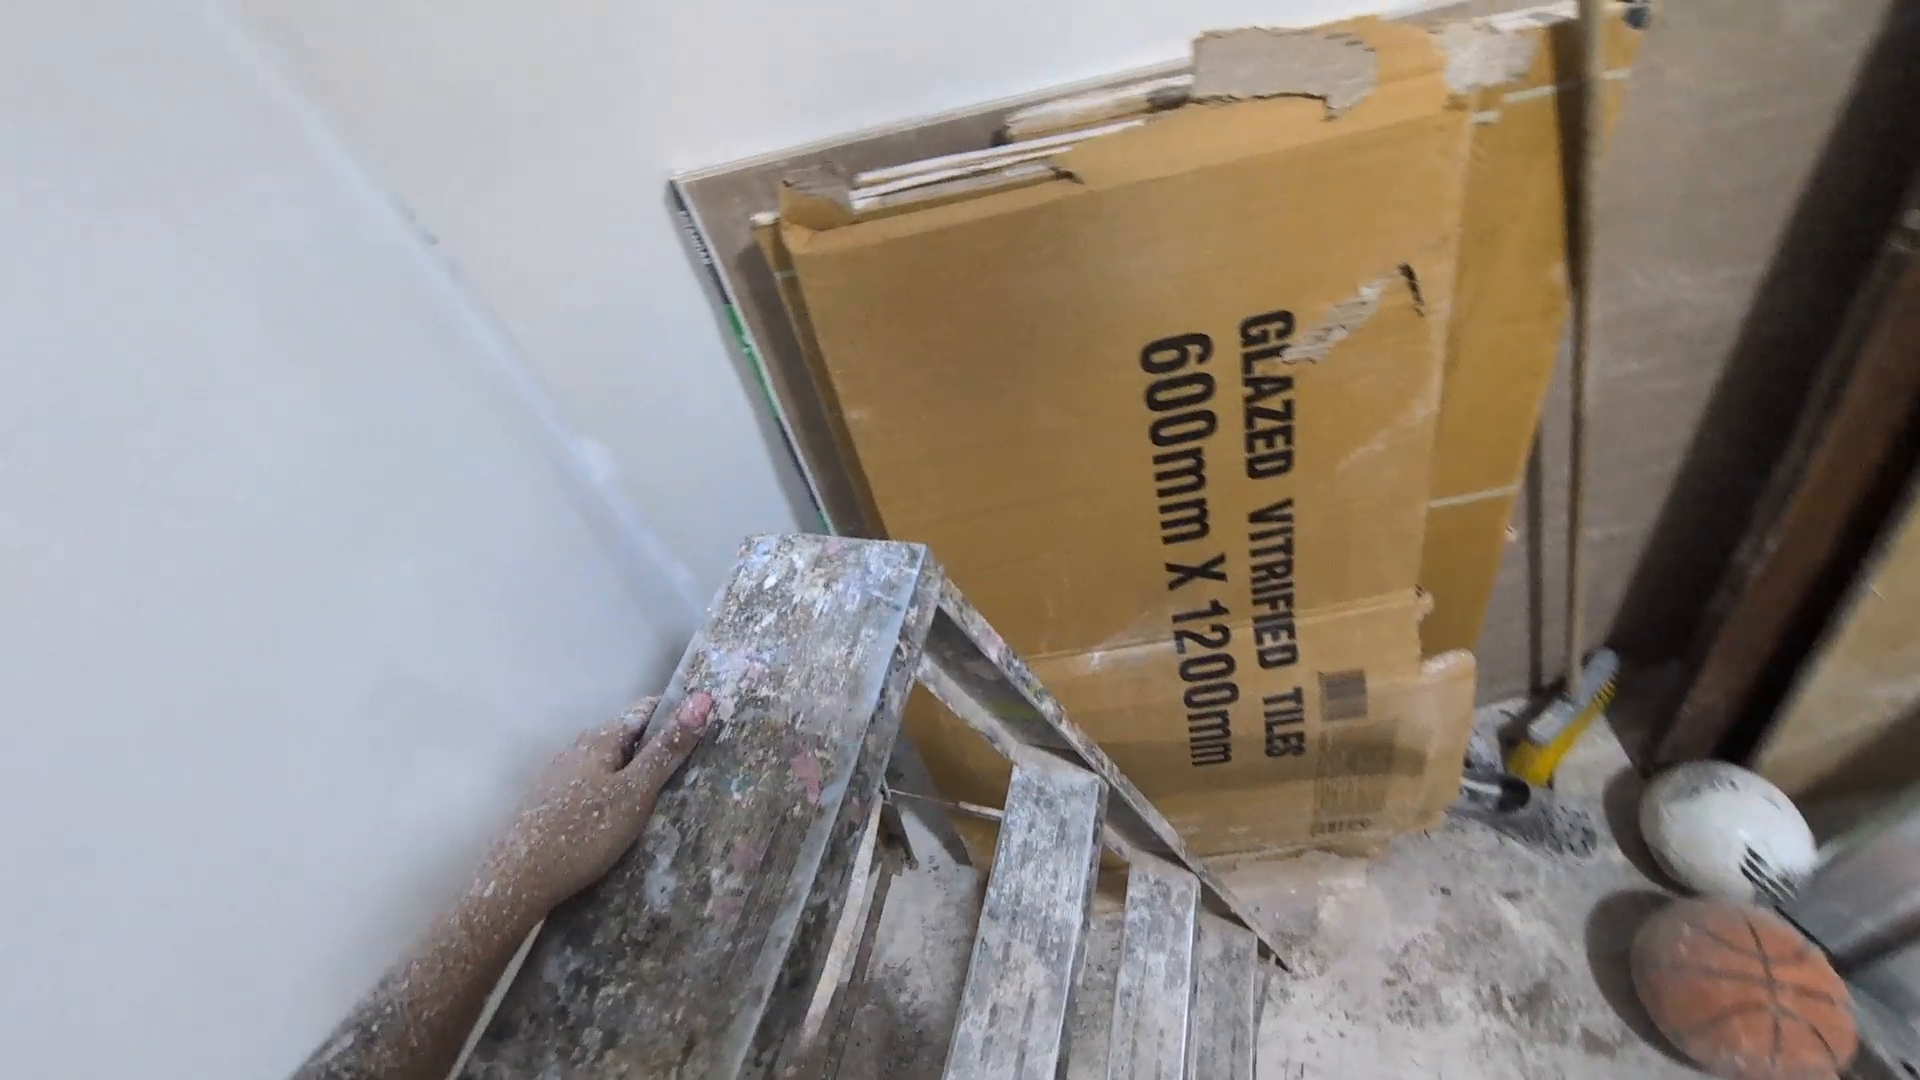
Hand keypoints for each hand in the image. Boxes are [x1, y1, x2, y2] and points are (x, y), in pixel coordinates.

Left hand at [485, 691, 714, 915]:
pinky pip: (597, 783)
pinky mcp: (552, 801)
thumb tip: (703, 699)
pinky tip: (626, 816)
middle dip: (660, 746)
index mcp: (601, 737)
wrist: (515, 886)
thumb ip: (668, 748)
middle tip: (693, 769)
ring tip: (666, 795)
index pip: (648, 708)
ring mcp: (561, 774)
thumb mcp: (636, 791)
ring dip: (639, 771)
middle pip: (630, 735)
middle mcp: (579, 747)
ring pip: (612, 761)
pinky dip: (618, 790)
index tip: (705, 735)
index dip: (677, 716)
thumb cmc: (583, 834)